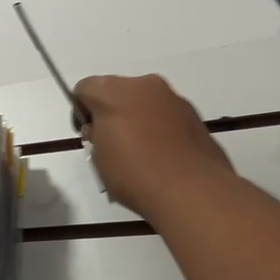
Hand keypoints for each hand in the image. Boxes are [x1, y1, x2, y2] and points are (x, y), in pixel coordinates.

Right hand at [75, 74, 233, 217]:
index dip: (82, 112)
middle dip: (112, 112)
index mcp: (113, 90)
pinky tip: (163, 157)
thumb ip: (96, 134)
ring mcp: (175, 100)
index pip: (85, 89)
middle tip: (113, 143)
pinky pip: (168, 117)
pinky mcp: (197, 117)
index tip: (90, 136)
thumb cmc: (135, 172)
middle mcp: (144, 85)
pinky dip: (161, 130)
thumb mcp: (98, 156)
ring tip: (142, 154)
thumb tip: (106, 131)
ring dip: (138, 120)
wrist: (194, 193)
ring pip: (145, 103)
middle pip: (117, 92)